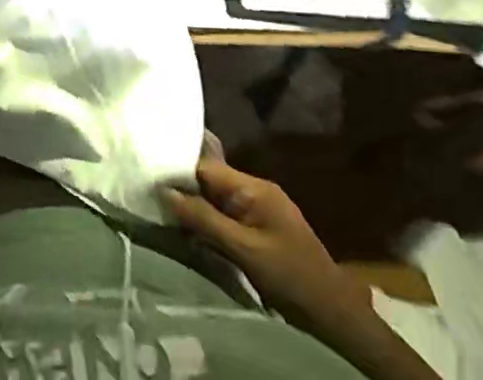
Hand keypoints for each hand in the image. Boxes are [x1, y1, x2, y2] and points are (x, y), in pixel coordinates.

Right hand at [159, 160, 365, 322]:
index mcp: (254, 187)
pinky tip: (188, 229)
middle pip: (208, 181)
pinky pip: (224, 215)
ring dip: (193, 207)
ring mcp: (259, 209)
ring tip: (161, 210)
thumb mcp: (243, 248)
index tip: (147, 178)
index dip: (176, 171)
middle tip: (149, 195)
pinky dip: (206, 220)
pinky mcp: (259, 228)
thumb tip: (163, 190)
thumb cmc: (290, 277)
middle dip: (182, 190)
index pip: (205, 167)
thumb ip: (203, 217)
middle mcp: (255, 190)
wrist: (335, 316)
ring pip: (214, 199)